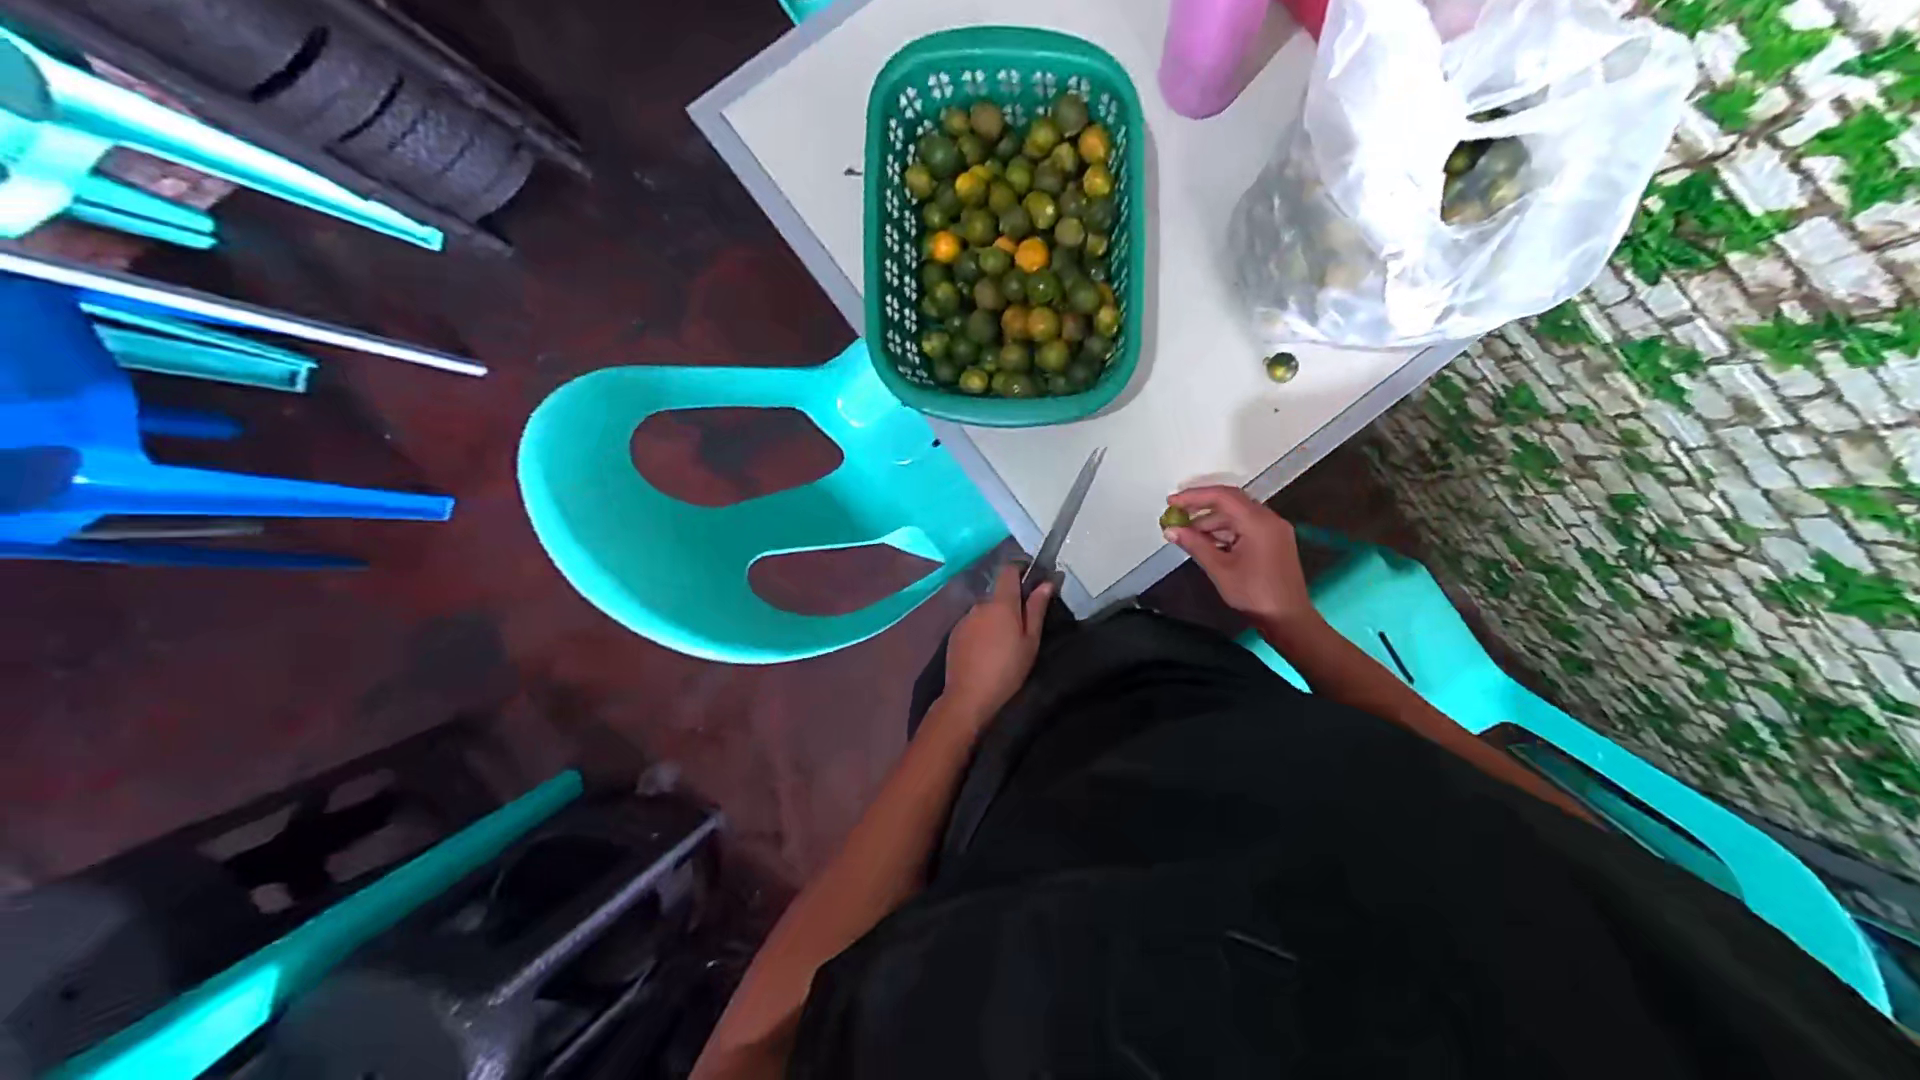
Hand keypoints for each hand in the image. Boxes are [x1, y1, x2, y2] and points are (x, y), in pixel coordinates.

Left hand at [940, 563, 1053, 722]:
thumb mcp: (1030, 641)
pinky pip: (973, 624)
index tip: (1031, 578)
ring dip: (995, 619)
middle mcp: (980, 605)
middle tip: (1022, 627)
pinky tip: (986, 652)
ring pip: (985, 611)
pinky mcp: (954, 634)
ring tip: (1004, 644)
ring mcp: (964, 619)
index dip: (1019, 569)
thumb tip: (1045, 583)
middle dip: (1010, 603)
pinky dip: (982, 631)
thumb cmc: (1007, 669)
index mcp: (1001, 603)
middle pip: (997, 594)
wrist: (969, 696)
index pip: (1008, 571)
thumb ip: (1036, 609)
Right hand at [1163, 486, 1316, 631]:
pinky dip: (1224, 531)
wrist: (1287, 618)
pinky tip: (1207, 543)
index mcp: (1258, 522)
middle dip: (1201, 507)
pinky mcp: (1273, 541)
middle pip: (1230, 502)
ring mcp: (1273, 530)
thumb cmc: (1255, 594)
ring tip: (1187, 534)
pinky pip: (1245, 527)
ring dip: (1211, 522)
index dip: (1193, 496)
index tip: (1171, 502)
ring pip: (1237, 515)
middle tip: (1177, 515)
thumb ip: (1195, 544)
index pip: (1222, 497)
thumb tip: (1171, 530)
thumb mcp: (1220, 569)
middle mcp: (1269, 520)